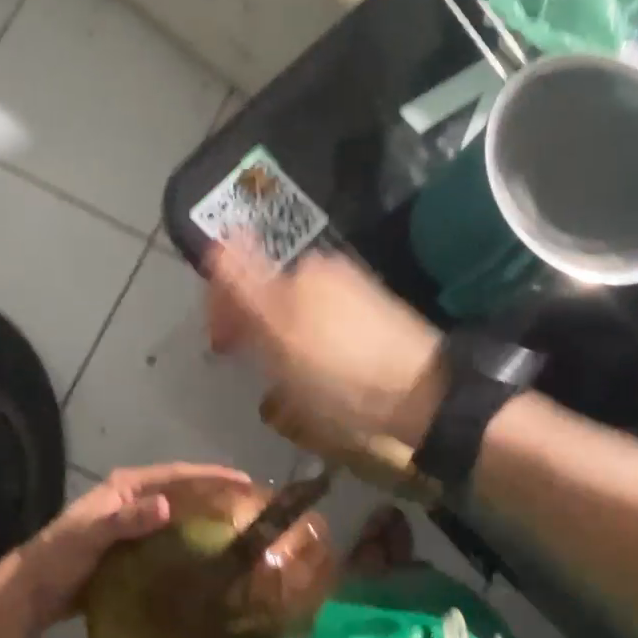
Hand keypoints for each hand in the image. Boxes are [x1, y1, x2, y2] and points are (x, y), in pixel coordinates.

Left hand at [9, 463, 251, 627]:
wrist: (31, 593)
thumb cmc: (59, 558)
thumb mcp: (90, 535)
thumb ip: (126, 519)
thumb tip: (169, 505)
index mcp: (124, 488)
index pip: (176, 474)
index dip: (210, 476)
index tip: (244, 481)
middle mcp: (131, 499)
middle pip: (181, 490)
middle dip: (213, 493)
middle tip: (248, 504)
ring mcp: (131, 524)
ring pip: (176, 514)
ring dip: (203, 517)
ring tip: (236, 528)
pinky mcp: (130, 548)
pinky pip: (167, 538)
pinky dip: (188, 541)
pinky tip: (207, 557)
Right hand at [206, 239, 445, 446]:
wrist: (423, 393)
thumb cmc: (340, 373)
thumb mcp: (281, 336)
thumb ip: (244, 288)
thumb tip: (214, 244)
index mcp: (300, 270)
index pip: (240, 273)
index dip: (222, 310)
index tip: (220, 349)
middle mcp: (326, 270)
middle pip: (269, 293)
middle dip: (253, 326)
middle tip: (252, 367)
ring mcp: (353, 290)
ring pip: (296, 311)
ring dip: (280, 339)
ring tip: (286, 378)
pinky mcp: (374, 314)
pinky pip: (324, 323)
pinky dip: (310, 344)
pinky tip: (321, 373)